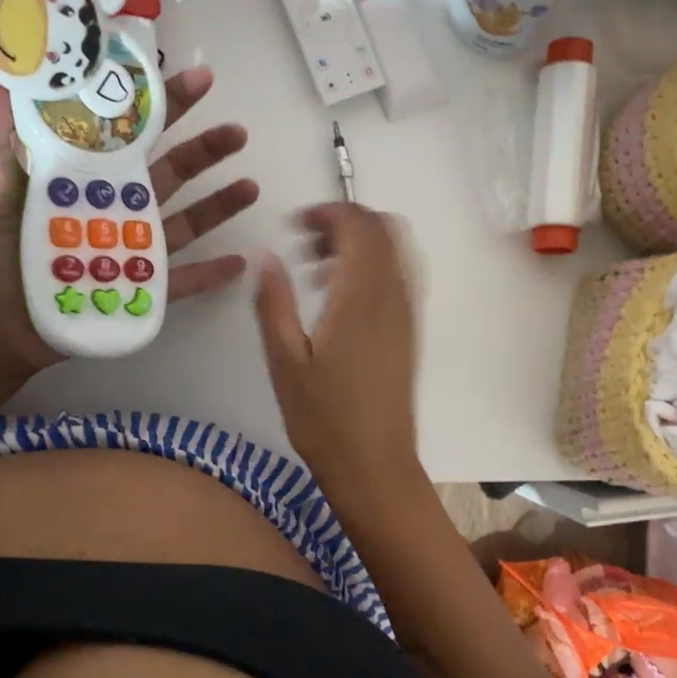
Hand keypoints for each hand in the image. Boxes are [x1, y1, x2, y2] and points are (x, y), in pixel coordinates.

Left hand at [0, 66, 259, 371]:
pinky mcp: (144, 289)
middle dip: (206, 149)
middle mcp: (123, 206)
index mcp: (92, 176)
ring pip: (187, 221)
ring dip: (220, 203)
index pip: (131, 132)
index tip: (193, 76)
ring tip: (251, 185)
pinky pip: (183, 282)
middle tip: (238, 129)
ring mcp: (138, 248)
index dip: (162, 103)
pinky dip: (212, 273)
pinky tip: (241, 261)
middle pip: (172, 171)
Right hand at [254, 203, 418, 488]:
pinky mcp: (410, 333)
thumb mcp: (285, 362)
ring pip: (395, 252)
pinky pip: (400, 278)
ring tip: (316, 272)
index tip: (293, 227)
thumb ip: (274, 304)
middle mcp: (394, 297)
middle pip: (383, 229)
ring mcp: (408, 315)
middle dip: (344, 223)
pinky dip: (373, 269)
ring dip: (359, 245)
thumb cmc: (324, 419)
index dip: (328, 211)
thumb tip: (266, 256)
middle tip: (303, 245)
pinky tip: (339, 301)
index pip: (360, 225)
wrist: (375, 465)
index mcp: (362, 297)